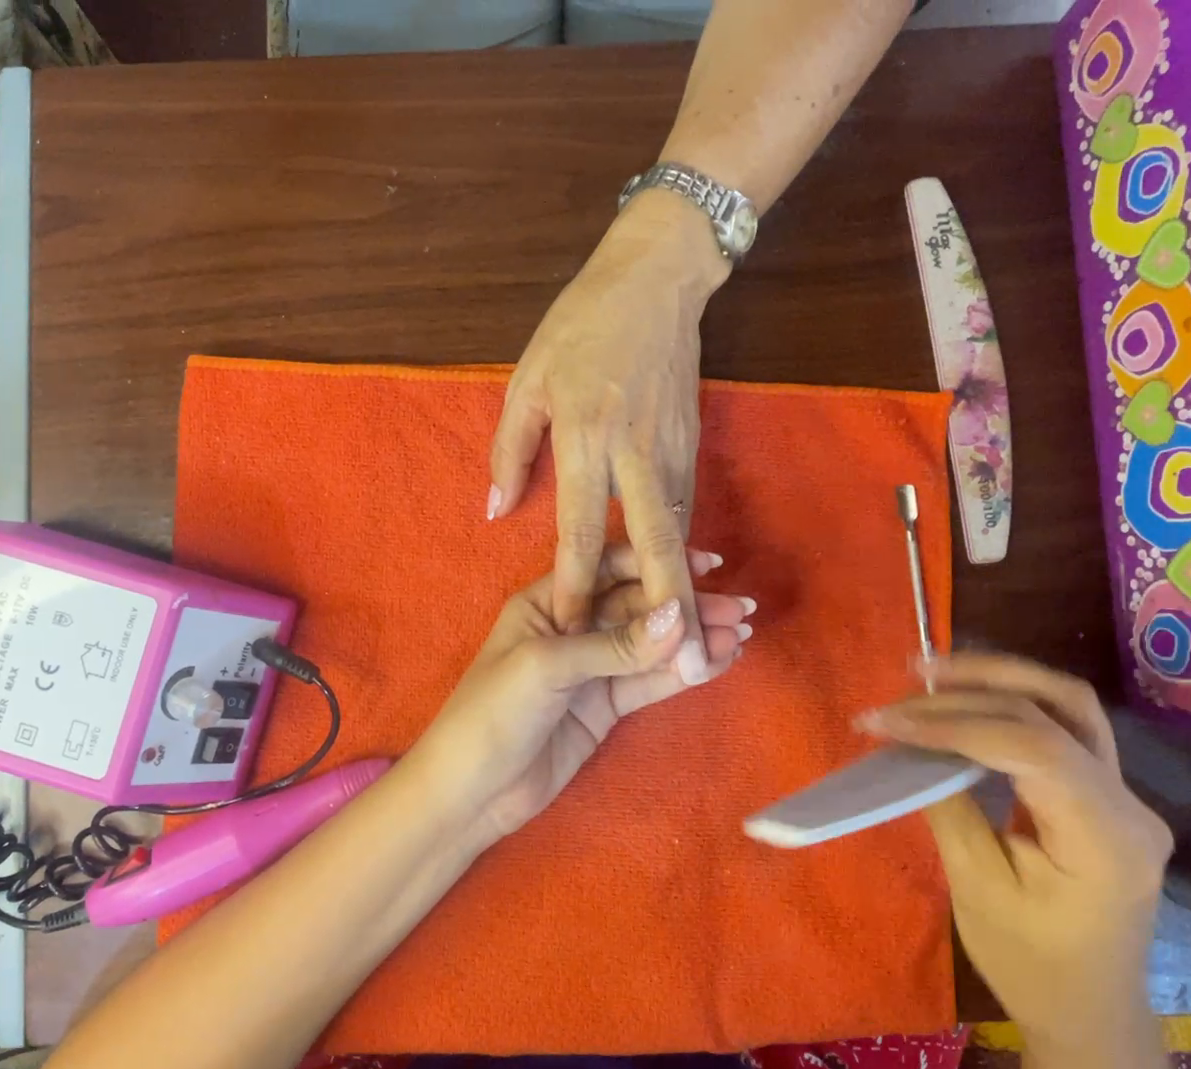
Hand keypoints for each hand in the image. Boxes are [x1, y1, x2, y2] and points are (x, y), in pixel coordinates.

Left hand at [412, 546, 751, 845]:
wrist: (471, 792)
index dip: (654, 563)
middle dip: (685, 605)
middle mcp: (570, 627)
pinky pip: (649, 681)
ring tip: (742, 633)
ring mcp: (589, 669)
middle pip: (636, 607)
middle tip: (740, 608)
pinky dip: (683, 672)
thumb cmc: (492, 714)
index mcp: (544, 602)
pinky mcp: (603, 707)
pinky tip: (719, 661)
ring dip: (693, 638)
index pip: (607, 568)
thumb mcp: (548, 669)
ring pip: (649, 645)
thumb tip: (680, 613)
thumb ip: (614, 644)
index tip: (706, 563)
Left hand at [489, 192, 728, 687]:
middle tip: (679, 664)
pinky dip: (683, 550)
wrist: (655, 282)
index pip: (579, 530)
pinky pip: (685, 507)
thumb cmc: (578, 331)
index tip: (573, 635)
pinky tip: (685, 585)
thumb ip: (511, 451)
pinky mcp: (693, 444)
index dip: (576, 587)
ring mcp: (672, 450)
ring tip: (692, 643)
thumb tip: (497, 511)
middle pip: (653, 545)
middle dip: (665, 609)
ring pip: (679, 532)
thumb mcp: (527, 383)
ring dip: (685, 589)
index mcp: (584, 440)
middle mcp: (633, 454)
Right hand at [857, 655, 1172, 1057]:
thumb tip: (909, 750)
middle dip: (968, 692)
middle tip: (899, 690)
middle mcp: (1127, 803)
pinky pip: (1059, 727)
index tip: (884, 722)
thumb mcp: (978, 889)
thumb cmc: (1031, 963)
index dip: (953, 723)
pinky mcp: (1100, 793)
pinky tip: (961, 699)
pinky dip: (1007, 702)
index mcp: (1106, 838)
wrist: (1089, 1011)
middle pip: (1054, 711)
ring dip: (996, 678)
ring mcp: (1121, 794)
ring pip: (1066, 704)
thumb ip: (949, 809)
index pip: (1033, 747)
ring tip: (931, 671)